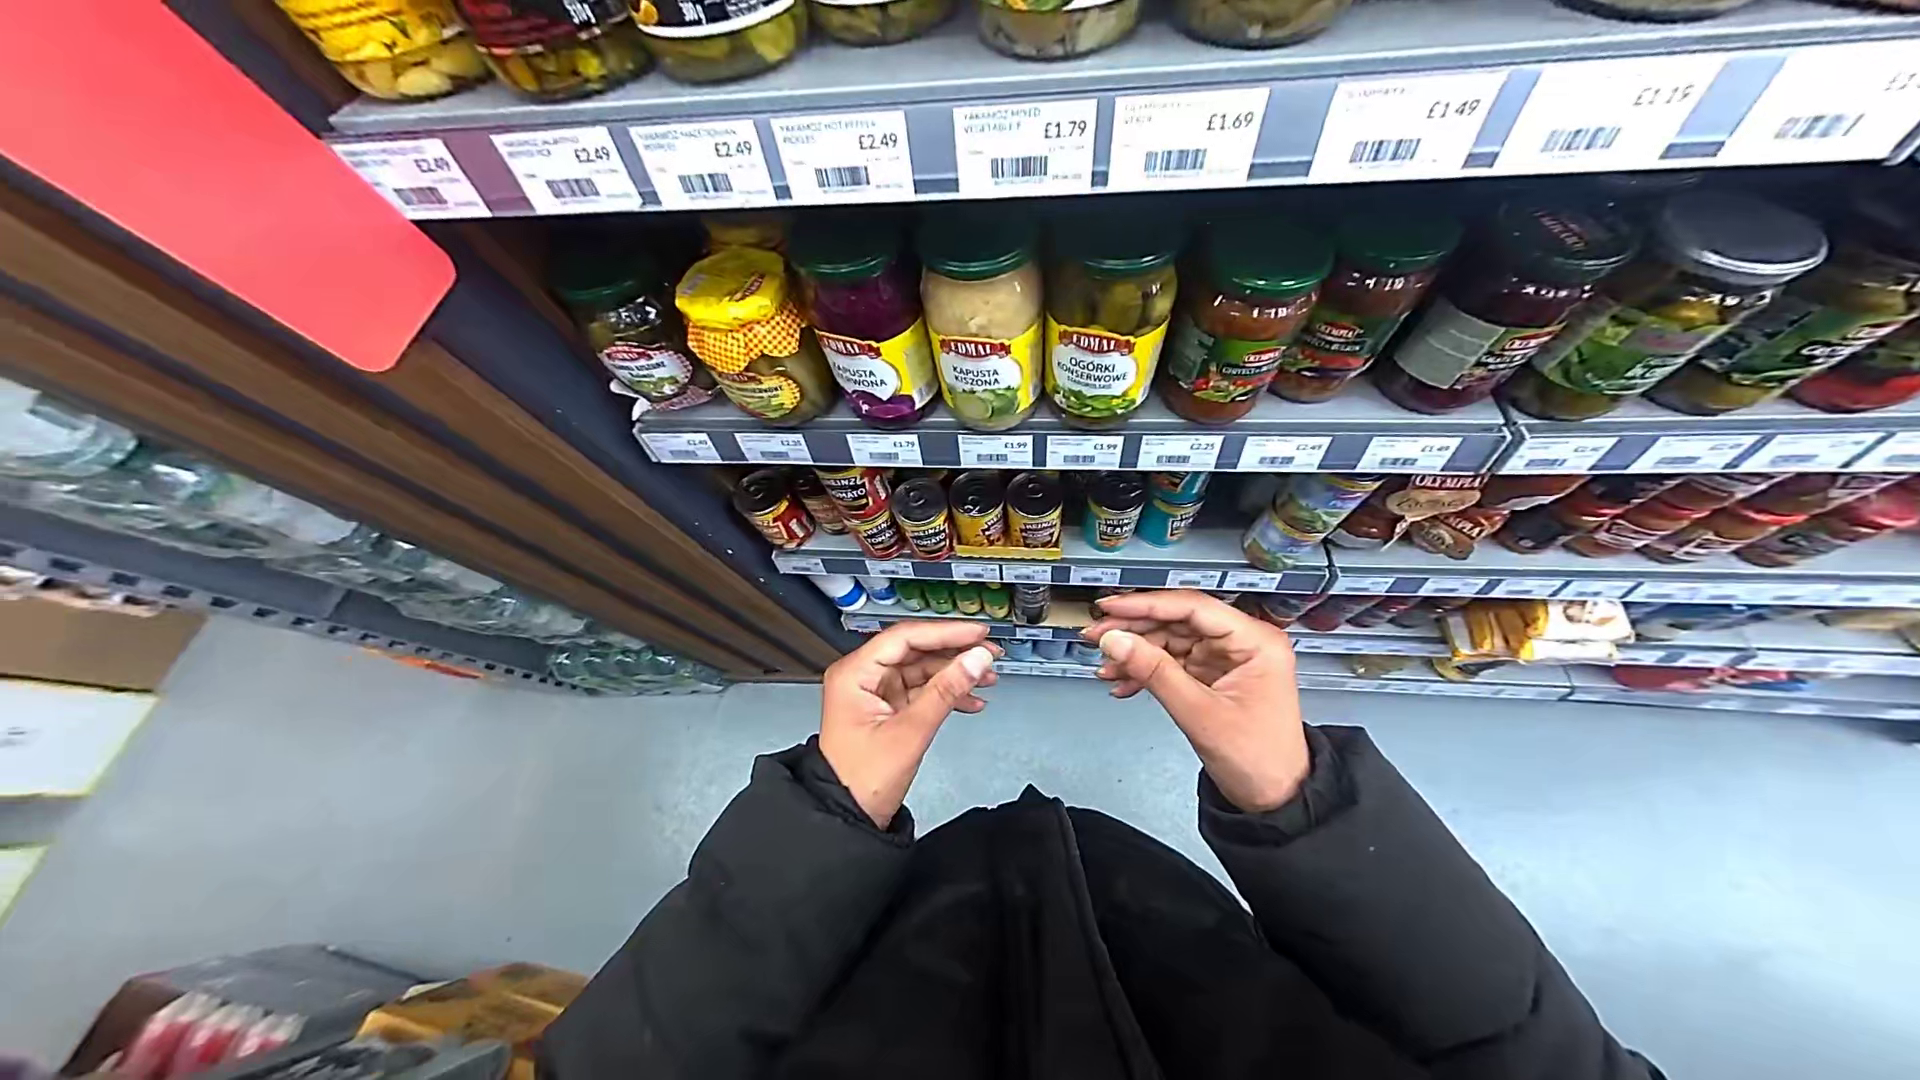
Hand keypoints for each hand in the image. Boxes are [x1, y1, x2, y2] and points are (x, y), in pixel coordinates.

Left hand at [819, 621, 1000, 827]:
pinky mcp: (887, 708)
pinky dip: (947, 693)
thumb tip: (976, 659)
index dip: (945, 632)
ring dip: (955, 673)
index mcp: (855, 673)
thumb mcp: (910, 732)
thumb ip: (946, 691)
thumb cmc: (860, 780)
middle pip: (916, 650)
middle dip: (955, 652)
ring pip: (923, 669)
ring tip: (986, 677)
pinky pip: (922, 690)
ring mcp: (875, 692)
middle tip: (988, 652)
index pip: (906, 637)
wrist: (846, 818)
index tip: (976, 633)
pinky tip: (971, 700)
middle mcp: (862, 676)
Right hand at [1083, 590, 1307, 812]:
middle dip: (1133, 629)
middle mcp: (1241, 642)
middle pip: (1175, 620)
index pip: (1191, 607)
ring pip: (1167, 640)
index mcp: (1256, 641)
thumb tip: (1117, 640)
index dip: (1146, 604)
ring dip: (1134, 652)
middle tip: (1098, 634)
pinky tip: (1123, 681)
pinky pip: (1168, 660)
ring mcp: (1223, 658)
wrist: (1275, 797)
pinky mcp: (1209, 673)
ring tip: (1106, 663)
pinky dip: (1144, 670)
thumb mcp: (1200, 713)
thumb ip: (1154, 672)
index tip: (1111, 608)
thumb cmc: (1262, 759)